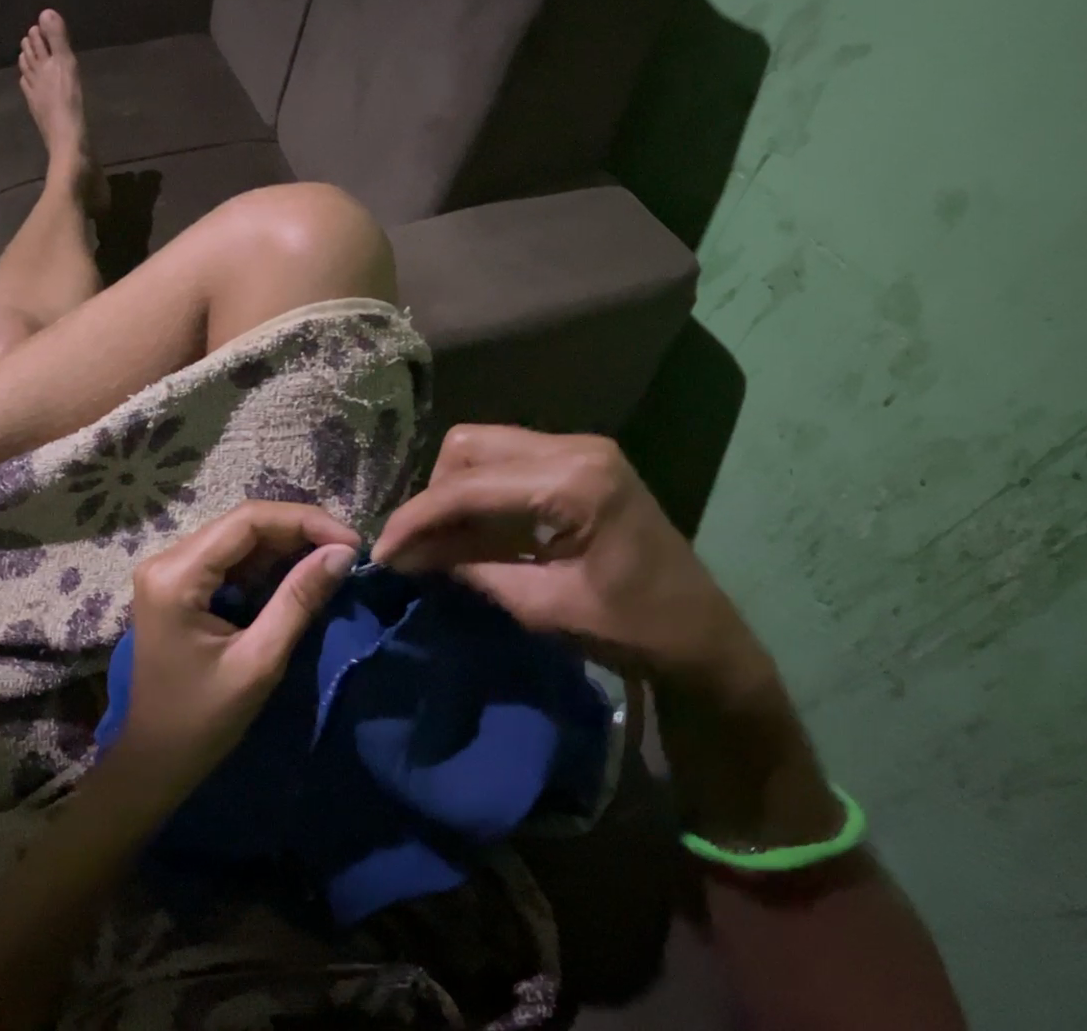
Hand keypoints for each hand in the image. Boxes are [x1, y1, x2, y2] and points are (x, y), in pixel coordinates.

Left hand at [120, 501, 359, 799]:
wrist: (156, 758)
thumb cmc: (203, 719)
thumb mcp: (259, 661)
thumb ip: (298, 600)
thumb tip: (343, 552)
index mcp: (175, 576)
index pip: (246, 521)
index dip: (304, 521)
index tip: (352, 541)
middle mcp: (165, 561)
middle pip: (241, 525)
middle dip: (299, 531)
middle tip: (349, 552)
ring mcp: (169, 572)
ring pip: (238, 539)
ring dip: (287, 546)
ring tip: (333, 560)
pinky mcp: (178, 586)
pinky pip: (229, 560)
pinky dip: (267, 564)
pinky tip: (300, 573)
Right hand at [372, 426, 767, 689]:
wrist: (704, 638)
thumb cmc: (634, 630)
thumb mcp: (542, 606)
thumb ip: (470, 569)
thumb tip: (404, 556)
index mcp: (576, 481)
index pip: (468, 486)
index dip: (416, 519)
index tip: (381, 553)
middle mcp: (576, 448)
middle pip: (469, 447)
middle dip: (433, 498)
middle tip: (416, 549)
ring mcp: (581, 450)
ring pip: (483, 448)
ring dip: (452, 493)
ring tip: (438, 544)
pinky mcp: (580, 463)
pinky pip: (507, 463)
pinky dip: (479, 493)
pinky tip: (469, 532)